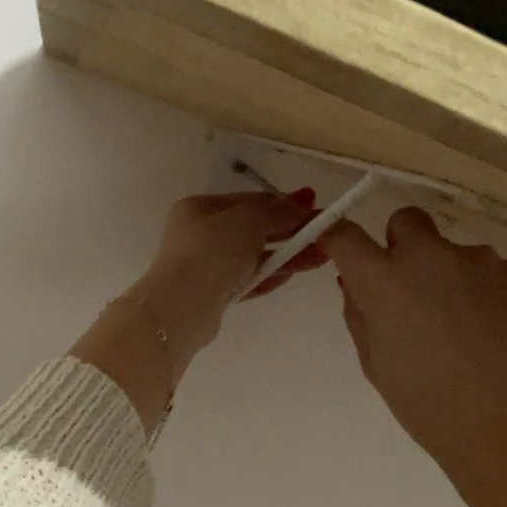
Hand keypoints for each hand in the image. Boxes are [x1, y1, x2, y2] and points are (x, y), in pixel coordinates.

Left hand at [129, 190, 326, 358]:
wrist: (182, 306)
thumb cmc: (211, 252)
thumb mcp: (248, 220)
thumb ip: (278, 210)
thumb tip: (303, 200)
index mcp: (198, 208)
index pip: (248, 201)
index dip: (283, 204)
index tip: (314, 208)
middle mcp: (198, 235)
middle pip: (251, 230)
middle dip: (289, 232)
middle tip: (325, 236)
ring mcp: (203, 266)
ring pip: (251, 257)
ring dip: (285, 256)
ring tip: (320, 258)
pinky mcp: (211, 295)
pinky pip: (245, 281)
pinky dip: (267, 277)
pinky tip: (292, 275)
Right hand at [320, 207, 506, 488]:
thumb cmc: (428, 406)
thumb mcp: (376, 363)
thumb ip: (361, 314)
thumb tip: (357, 283)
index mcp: (383, 280)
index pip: (344, 234)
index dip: (336, 235)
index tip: (338, 248)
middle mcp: (430, 256)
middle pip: (406, 220)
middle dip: (402, 244)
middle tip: (412, 288)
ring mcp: (483, 261)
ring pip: (456, 253)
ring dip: (452, 277)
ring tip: (467, 329)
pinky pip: (495, 273)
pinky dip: (490, 294)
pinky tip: (498, 335)